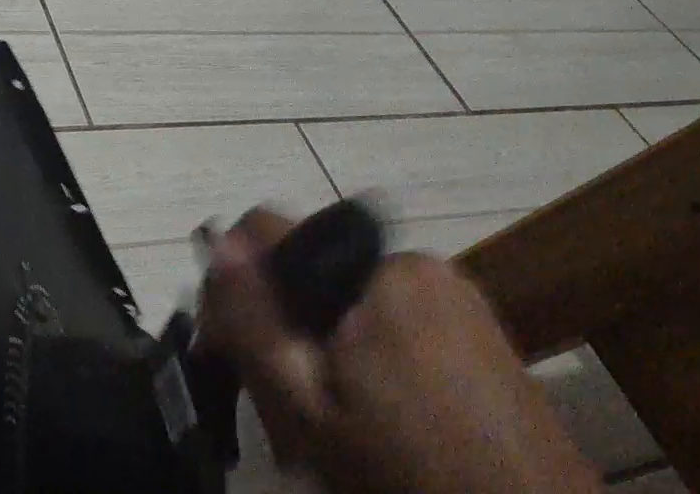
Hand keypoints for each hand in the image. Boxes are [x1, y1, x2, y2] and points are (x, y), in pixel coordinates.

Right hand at [200, 208, 604, 493]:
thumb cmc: (409, 474)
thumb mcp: (306, 407)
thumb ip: (254, 318)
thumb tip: (218, 240)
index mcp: (379, 271)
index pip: (268, 231)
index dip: (234, 281)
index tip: (230, 344)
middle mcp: (420, 263)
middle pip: (310, 267)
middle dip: (284, 319)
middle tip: (282, 394)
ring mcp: (458, 295)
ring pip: (347, 293)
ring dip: (323, 337)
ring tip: (329, 408)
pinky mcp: (481, 327)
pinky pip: (393, 314)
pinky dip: (367, 346)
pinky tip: (374, 407)